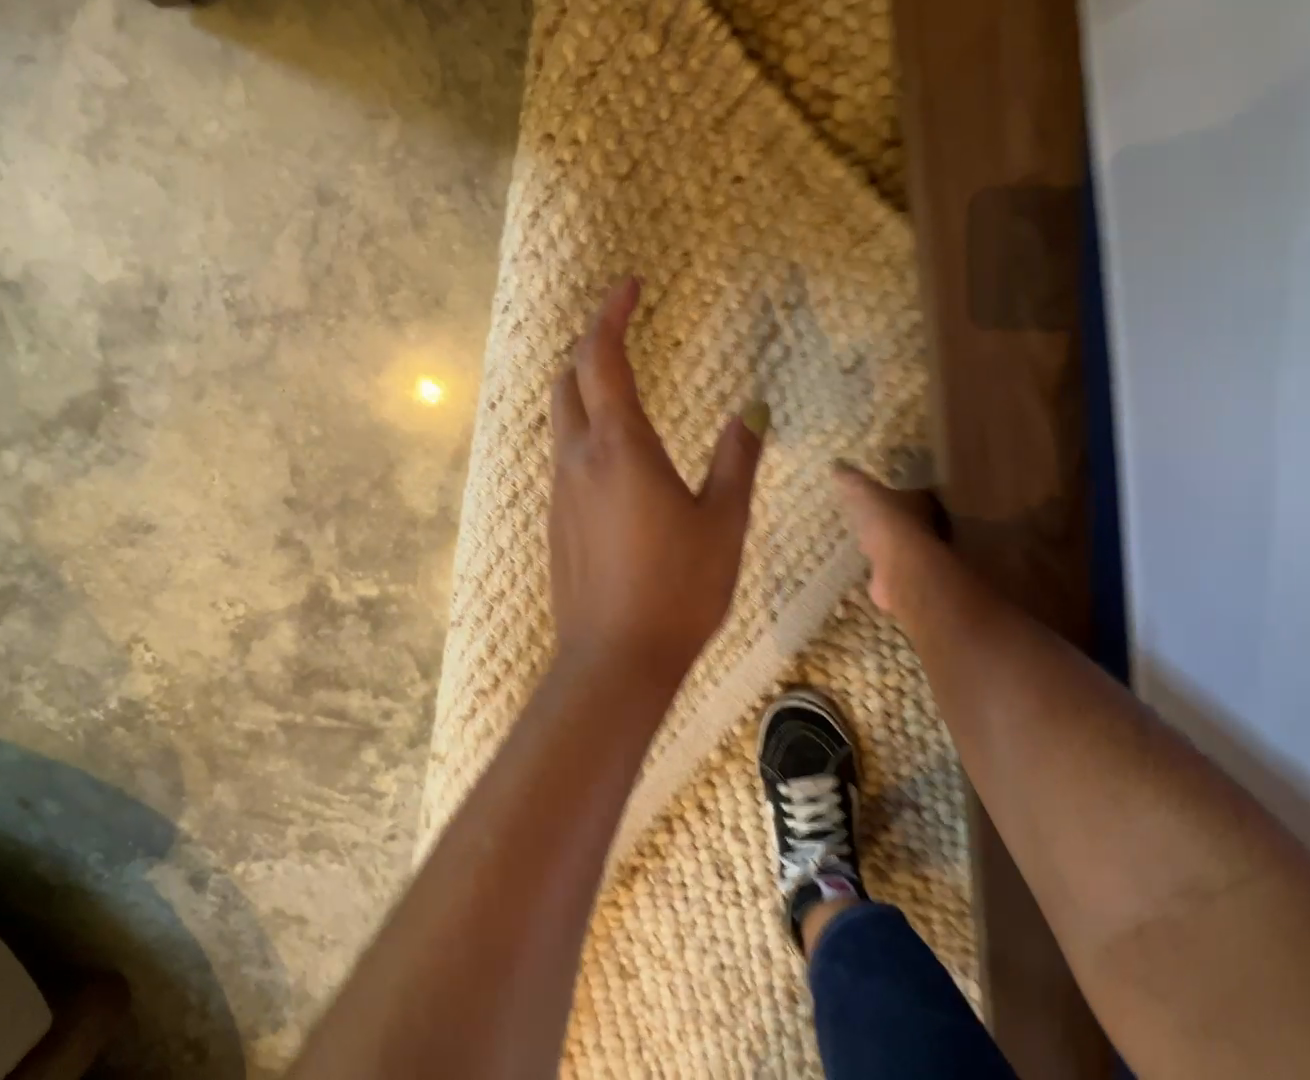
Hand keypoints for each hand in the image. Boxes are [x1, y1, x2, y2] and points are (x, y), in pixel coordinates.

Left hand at [549, 278, 766, 683]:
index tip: (630, 286)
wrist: (615, 660)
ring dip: (584, 389)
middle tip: (623, 332)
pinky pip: (565, 459)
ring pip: (561, 420)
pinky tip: (617, 459)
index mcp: (621, 447)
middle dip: (590, 346)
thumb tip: (753, 410)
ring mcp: (561, 493)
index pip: (602, 356)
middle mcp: (579, 460)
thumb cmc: (680, 590)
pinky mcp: (557, 523)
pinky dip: (584, 434)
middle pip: (568, 380)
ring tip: (623, 388)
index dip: (611, 313)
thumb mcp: (724, 522)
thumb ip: (735, 459)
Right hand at [832, 464, 961, 625]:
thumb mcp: (865, 494)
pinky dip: (877, 570)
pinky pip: (886, 570)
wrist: (901, 569)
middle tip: (869, 517)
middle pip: (907, 521)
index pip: (913, 494)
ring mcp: (914, 556)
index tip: (880, 493)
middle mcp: (924, 529)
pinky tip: (863, 568)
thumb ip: (853, 482)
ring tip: (862, 543)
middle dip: (890, 520)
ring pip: (898, 547)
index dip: (897, 493)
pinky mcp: (901, 578)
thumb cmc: (889, 523)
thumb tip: (836, 466)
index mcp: (920, 503)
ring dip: (884, 546)